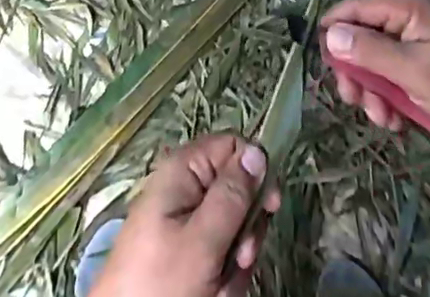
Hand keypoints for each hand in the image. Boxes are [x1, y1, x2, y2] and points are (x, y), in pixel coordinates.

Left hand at [90, 134, 281, 296]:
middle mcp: (185, 189)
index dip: (256, 172)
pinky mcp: (187, 252)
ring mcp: (186, 222)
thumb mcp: (202, 241)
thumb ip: (232, 195)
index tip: (269, 206)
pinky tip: (212, 293)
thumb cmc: (160, 285)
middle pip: (238, 191)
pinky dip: (223, 277)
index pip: (233, 146)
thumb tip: (258, 151)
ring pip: (234, 228)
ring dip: (235, 261)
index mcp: (183, 170)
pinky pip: (221, 254)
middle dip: (246, 229)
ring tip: (218, 287)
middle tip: (239, 257)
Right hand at [321, 0, 429, 154]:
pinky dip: (384, 100)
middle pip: (358, 37)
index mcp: (406, 8)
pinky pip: (385, 78)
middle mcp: (404, 20)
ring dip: (370, 92)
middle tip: (353, 99)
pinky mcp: (414, 67)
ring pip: (369, 63)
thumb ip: (370, 52)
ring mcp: (410, 44)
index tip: (321, 62)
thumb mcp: (413, 71)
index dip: (333, 29)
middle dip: (354, 72)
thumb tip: (329, 34)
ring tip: (383, 118)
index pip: (355, 7)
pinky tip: (395, 121)